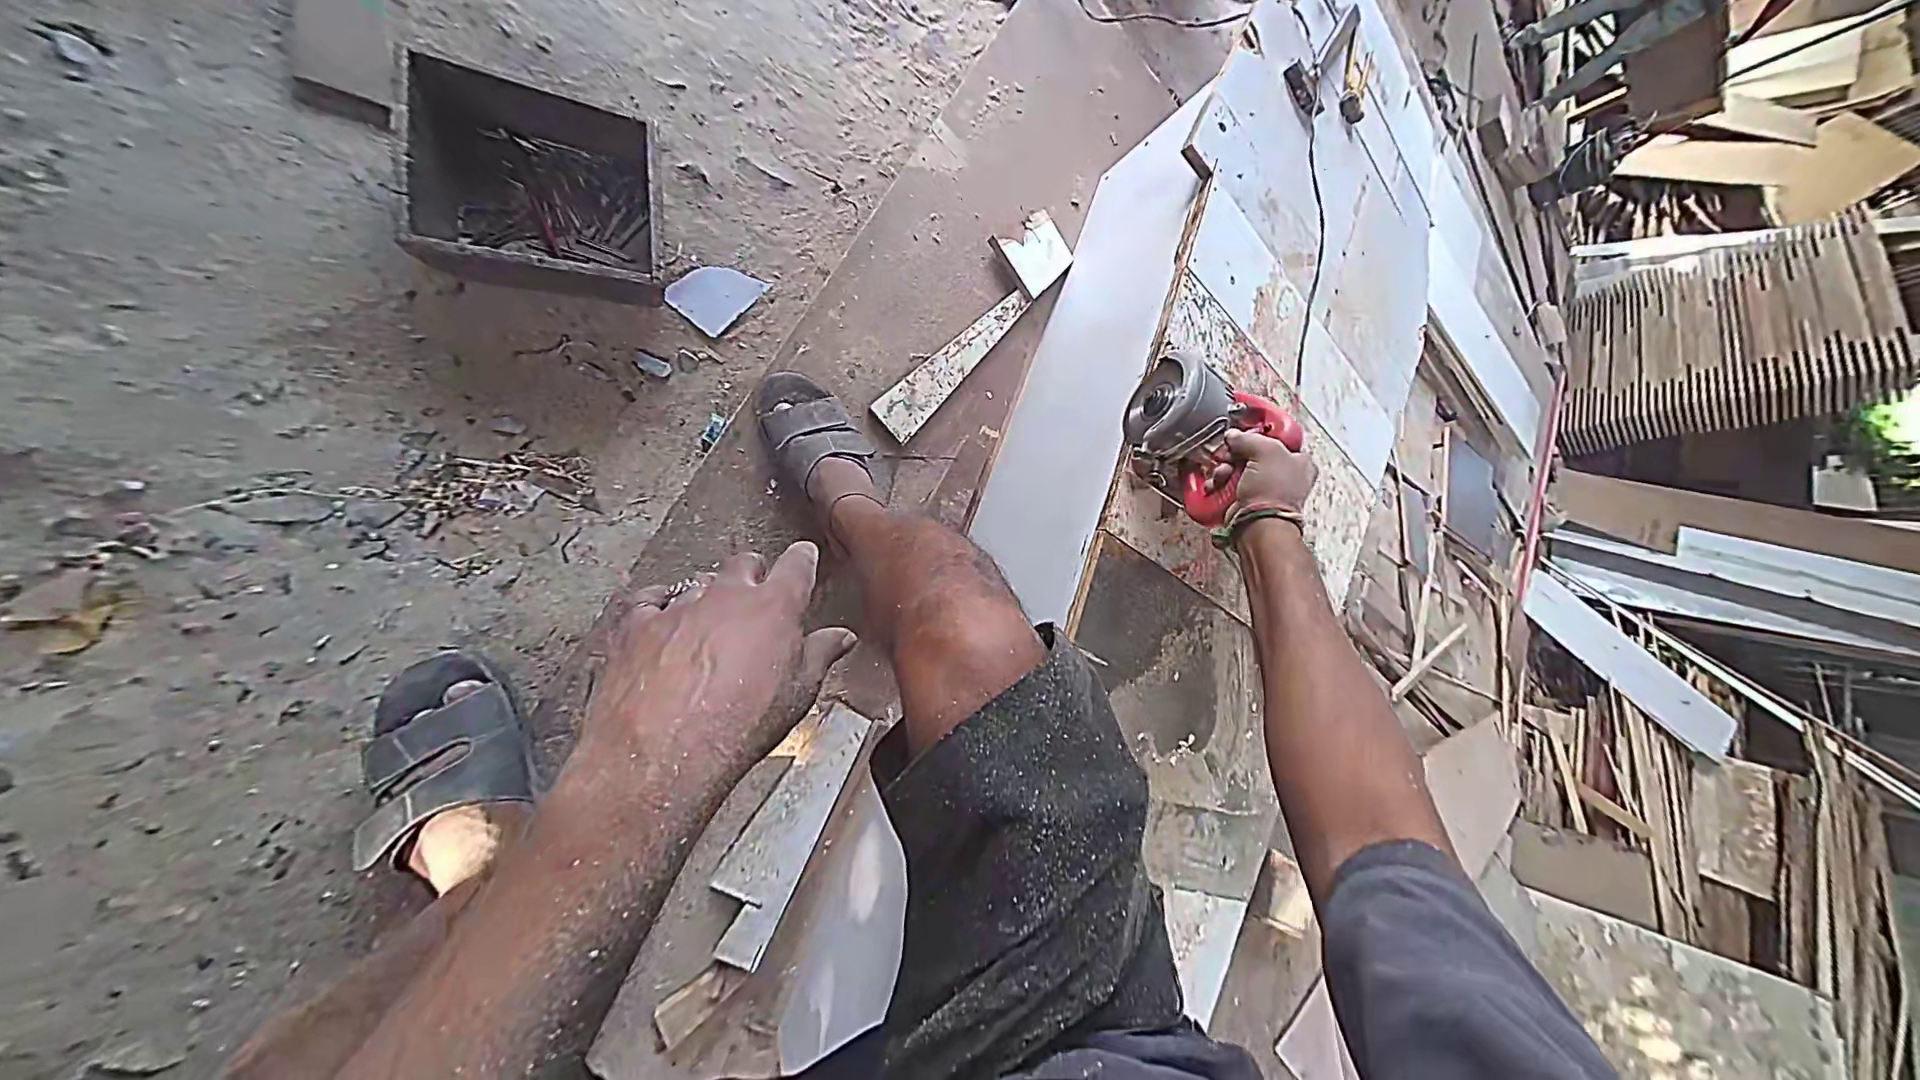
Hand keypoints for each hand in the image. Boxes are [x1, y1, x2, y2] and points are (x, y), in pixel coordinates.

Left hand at [580, 542, 857, 781]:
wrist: (660, 755)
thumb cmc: (734, 727)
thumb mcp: (798, 693)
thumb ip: (821, 654)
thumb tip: (840, 639)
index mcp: (773, 607)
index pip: (796, 566)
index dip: (803, 559)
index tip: (804, 557)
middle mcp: (726, 596)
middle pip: (743, 564)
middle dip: (753, 573)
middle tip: (757, 593)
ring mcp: (678, 607)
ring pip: (699, 584)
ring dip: (708, 597)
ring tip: (711, 624)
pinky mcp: (636, 626)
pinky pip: (648, 601)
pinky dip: (657, 606)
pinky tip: (660, 618)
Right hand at [1205, 428, 1315, 518]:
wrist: (1258, 525)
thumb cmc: (1272, 491)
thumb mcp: (1265, 451)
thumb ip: (1248, 438)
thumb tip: (1233, 435)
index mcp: (1299, 461)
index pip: (1276, 439)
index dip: (1257, 436)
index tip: (1243, 436)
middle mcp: (1282, 475)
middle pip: (1251, 453)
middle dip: (1234, 455)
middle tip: (1229, 457)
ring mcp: (1262, 489)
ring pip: (1236, 469)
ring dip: (1223, 470)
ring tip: (1222, 475)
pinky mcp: (1245, 500)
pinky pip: (1227, 485)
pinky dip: (1219, 484)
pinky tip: (1216, 485)